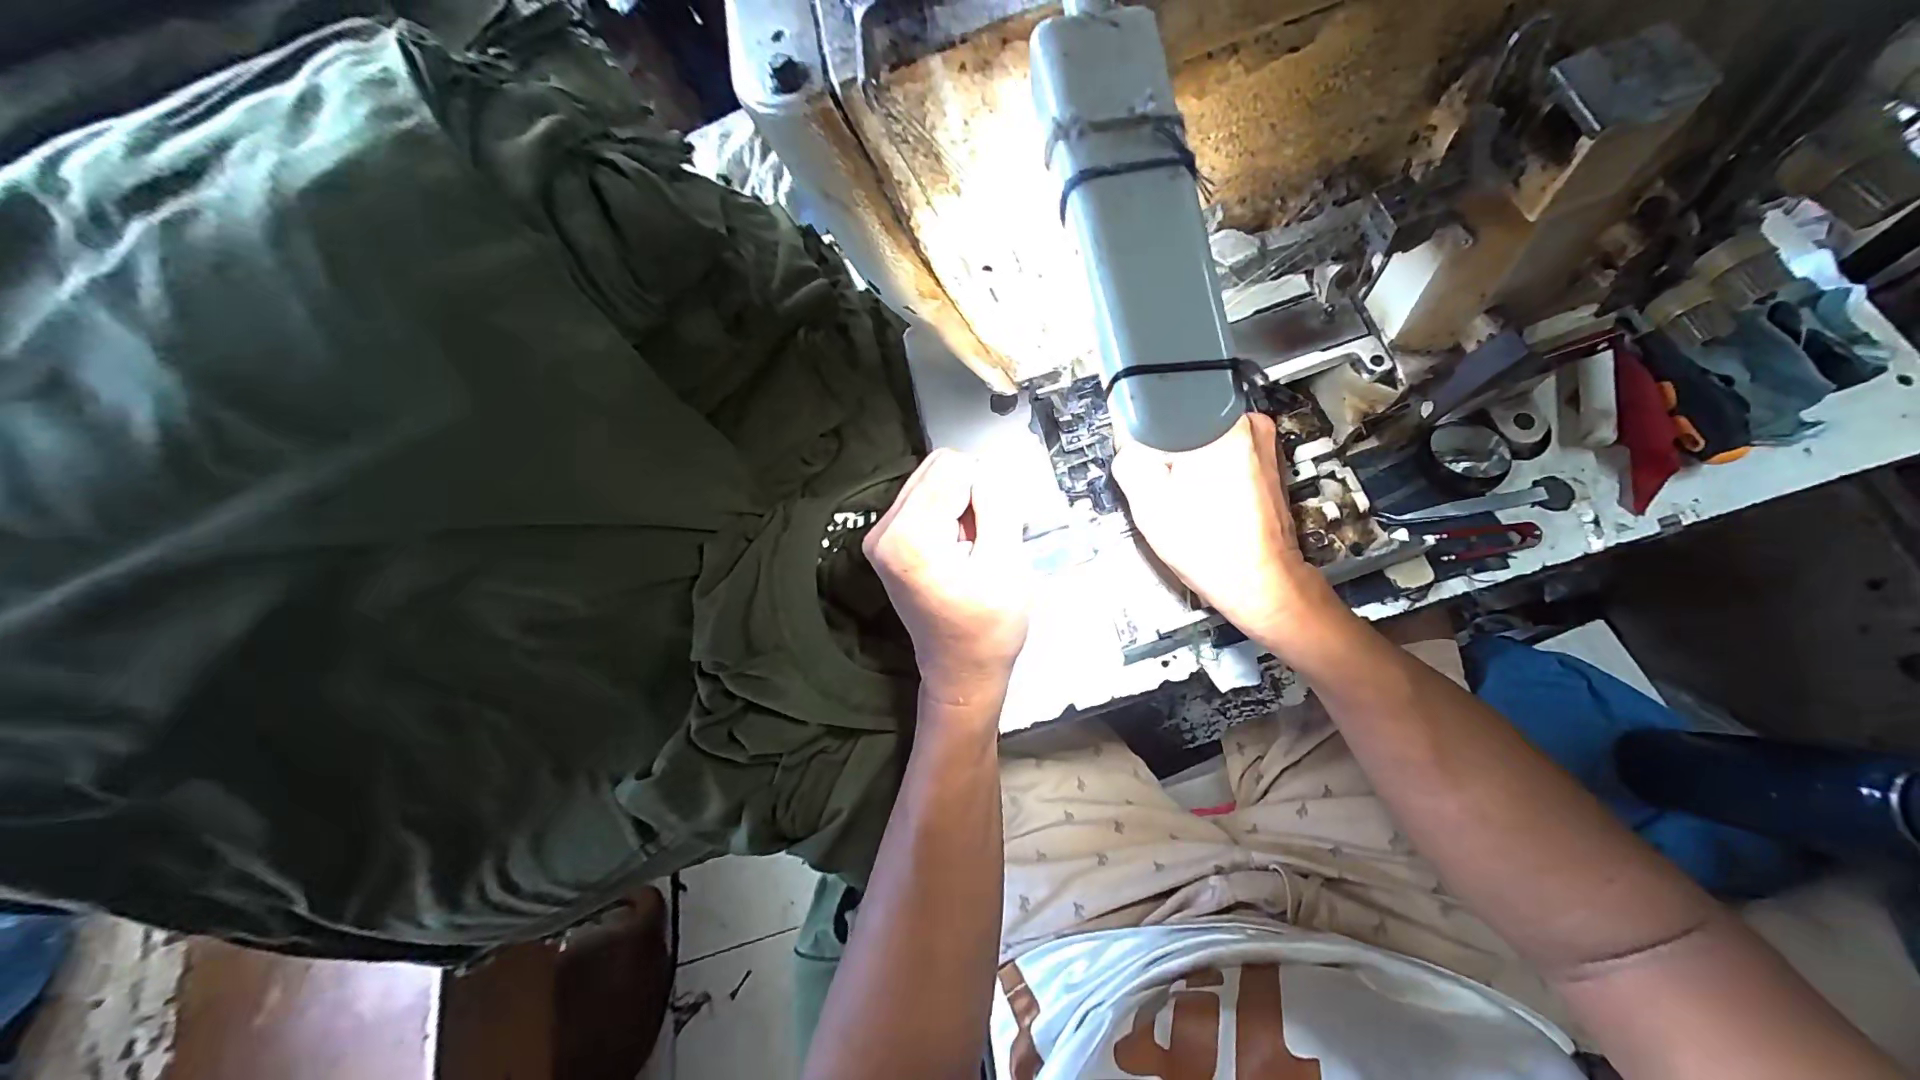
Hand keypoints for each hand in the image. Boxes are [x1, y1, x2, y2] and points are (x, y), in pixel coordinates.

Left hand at [864, 449, 1031, 708]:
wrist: (961, 670)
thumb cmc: (986, 632)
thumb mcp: (1008, 565)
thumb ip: (998, 507)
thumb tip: (990, 468)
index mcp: (908, 538)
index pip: (954, 467)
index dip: (987, 490)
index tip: (996, 526)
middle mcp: (884, 532)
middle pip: (939, 468)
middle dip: (972, 494)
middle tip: (986, 538)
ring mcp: (882, 537)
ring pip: (934, 481)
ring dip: (963, 505)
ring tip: (974, 547)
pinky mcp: (889, 541)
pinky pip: (927, 500)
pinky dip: (952, 515)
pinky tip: (962, 548)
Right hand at [1111, 412, 1341, 654]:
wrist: (1260, 582)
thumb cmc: (1214, 551)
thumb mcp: (1149, 505)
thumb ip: (1130, 460)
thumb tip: (1127, 440)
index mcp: (1222, 428)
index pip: (1163, 408)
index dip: (1143, 436)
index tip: (1144, 462)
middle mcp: (1249, 426)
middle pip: (1183, 422)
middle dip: (1166, 452)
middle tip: (1167, 488)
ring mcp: (1262, 443)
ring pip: (1200, 439)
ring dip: (1186, 464)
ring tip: (1189, 498)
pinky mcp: (1264, 461)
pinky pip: (1220, 454)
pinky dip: (1206, 473)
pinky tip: (1204, 502)